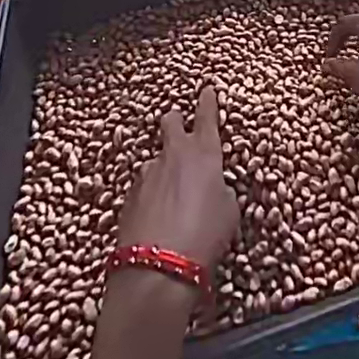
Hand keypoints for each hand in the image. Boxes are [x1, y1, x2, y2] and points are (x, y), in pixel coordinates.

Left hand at [115, 84, 238, 273]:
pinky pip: (144, 187)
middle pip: (170, 122)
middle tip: (181, 126)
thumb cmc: (205, 234)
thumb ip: (221, 189)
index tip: (207, 90)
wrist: (158, 268)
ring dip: (164, 169)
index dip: (208, 102)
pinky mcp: (128, 197)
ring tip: (174, 196)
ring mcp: (146, 174)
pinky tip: (158, 216)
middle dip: (176, 120)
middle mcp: (172, 155)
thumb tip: (211, 187)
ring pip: (156, 159)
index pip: (206, 117)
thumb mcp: (229, 210)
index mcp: (203, 153)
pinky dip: (152, 195)